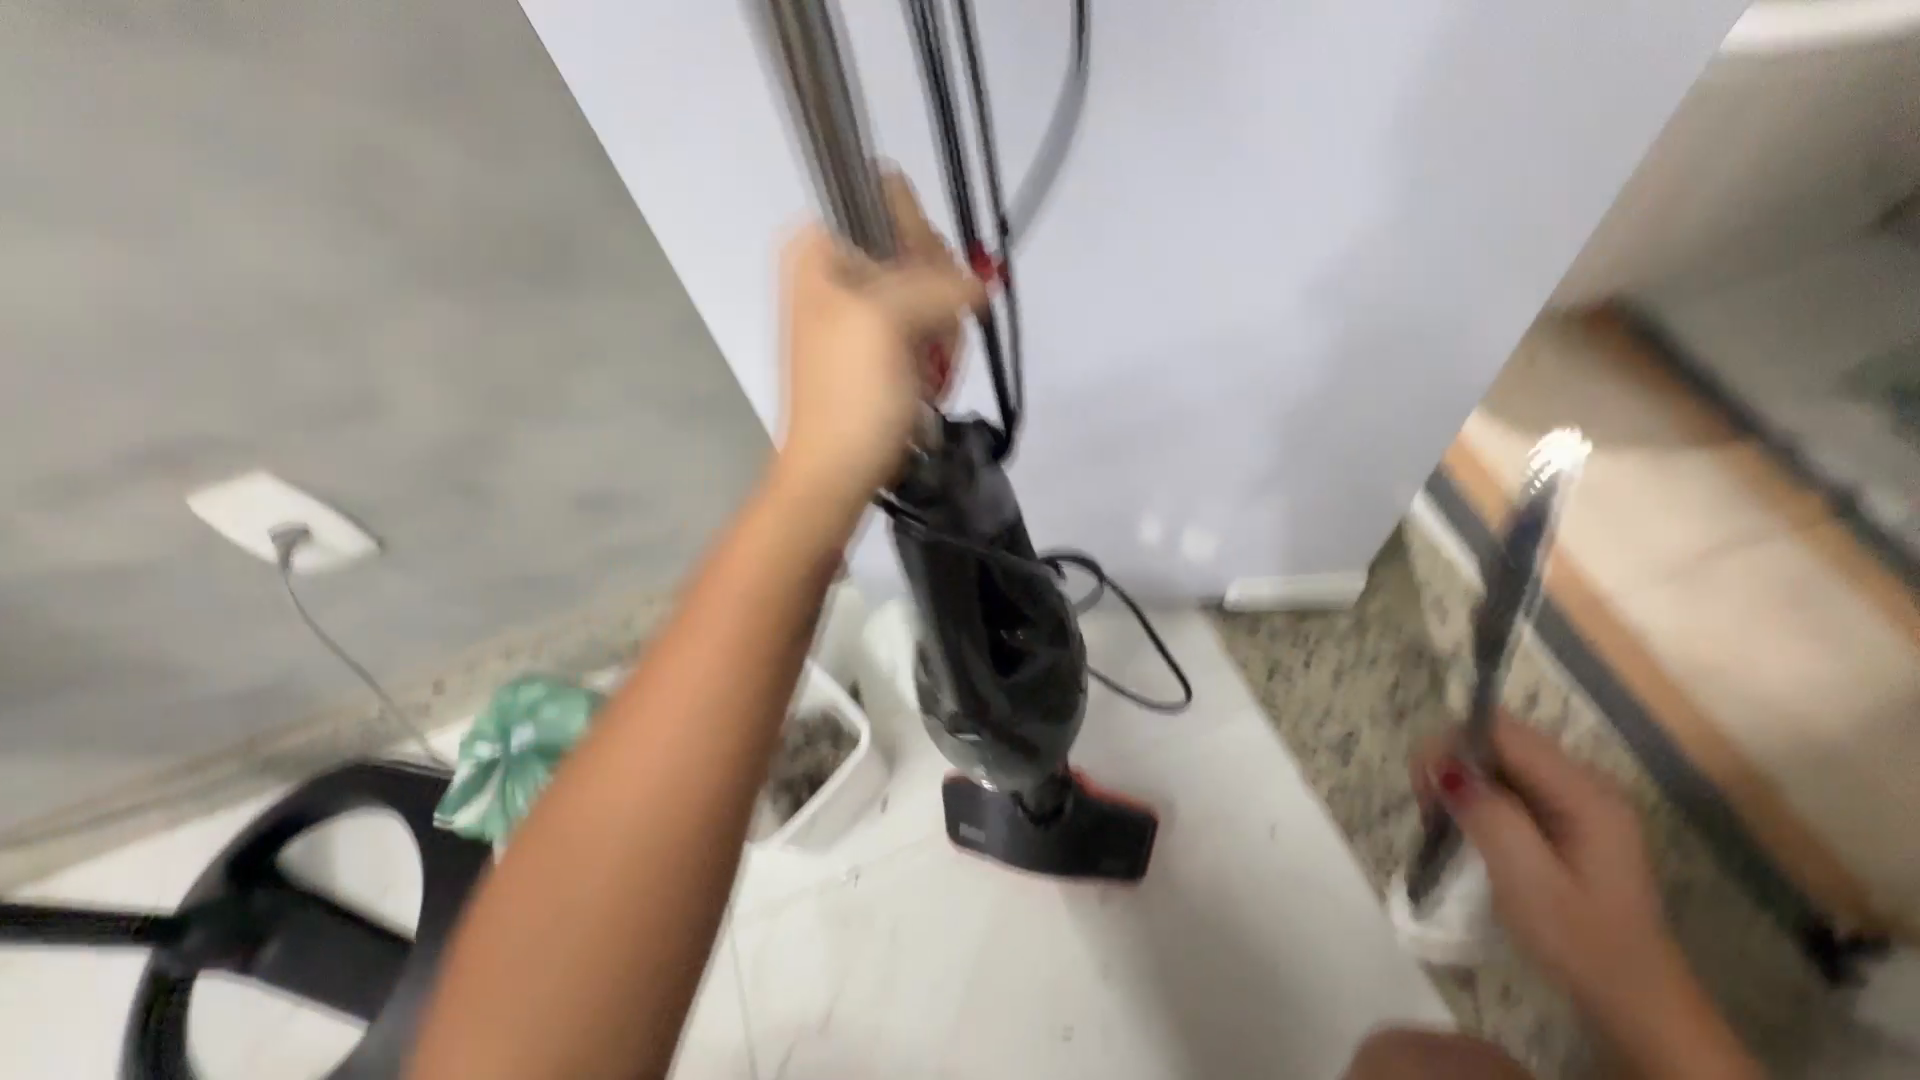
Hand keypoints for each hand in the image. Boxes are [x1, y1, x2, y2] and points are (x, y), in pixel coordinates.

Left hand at [776, 171, 985, 507]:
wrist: (836, 472)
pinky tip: (931, 378)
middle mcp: (836, 267)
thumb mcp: (887, 320)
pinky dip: (938, 350)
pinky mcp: (880, 344)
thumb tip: (980, 282)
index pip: (887, 198)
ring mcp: (860, 308)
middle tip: (931, 335)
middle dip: (940, 292)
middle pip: (916, 246)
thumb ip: (937, 280)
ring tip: (930, 367)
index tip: (927, 280)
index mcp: (818, 245)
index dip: (917, 237)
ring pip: (931, 289)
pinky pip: (929, 325)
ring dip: (944, 329)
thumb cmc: (850, 394)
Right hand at [1411, 720, 1676, 1013]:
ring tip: (1444, 826)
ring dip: (1462, 783)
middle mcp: (1585, 784)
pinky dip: (1479, 800)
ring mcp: (1578, 802)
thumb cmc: (1581, 942)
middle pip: (1501, 741)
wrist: (1635, 1001)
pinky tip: (1468, 833)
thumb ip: (1489, 816)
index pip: (1503, 731)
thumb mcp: (1528, 881)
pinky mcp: (1567, 821)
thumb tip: (1443, 766)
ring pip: (1501, 763)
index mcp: (1585, 792)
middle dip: (1453, 764)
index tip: (1425, 789)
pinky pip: (1511, 788)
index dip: (1453, 745)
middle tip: (1430, 813)